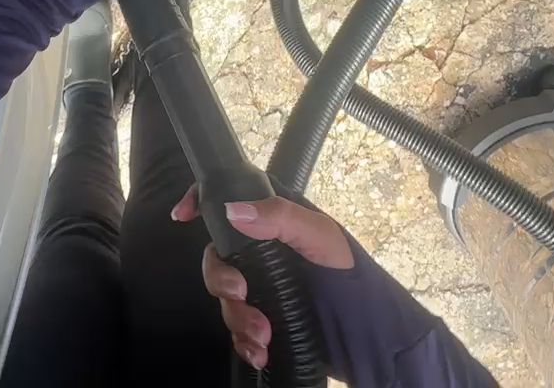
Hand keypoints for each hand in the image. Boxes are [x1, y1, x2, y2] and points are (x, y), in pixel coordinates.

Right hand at [172, 185, 353, 369]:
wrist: (371, 334)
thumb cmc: (350, 273)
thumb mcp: (319, 236)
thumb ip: (279, 217)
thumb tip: (233, 211)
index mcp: (273, 220)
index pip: (230, 201)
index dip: (201, 202)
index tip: (182, 216)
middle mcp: (262, 250)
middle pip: (218, 256)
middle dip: (221, 280)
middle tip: (239, 293)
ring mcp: (263, 286)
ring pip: (226, 296)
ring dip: (237, 317)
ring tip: (263, 335)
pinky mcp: (267, 319)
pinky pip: (238, 329)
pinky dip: (244, 343)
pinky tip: (260, 352)